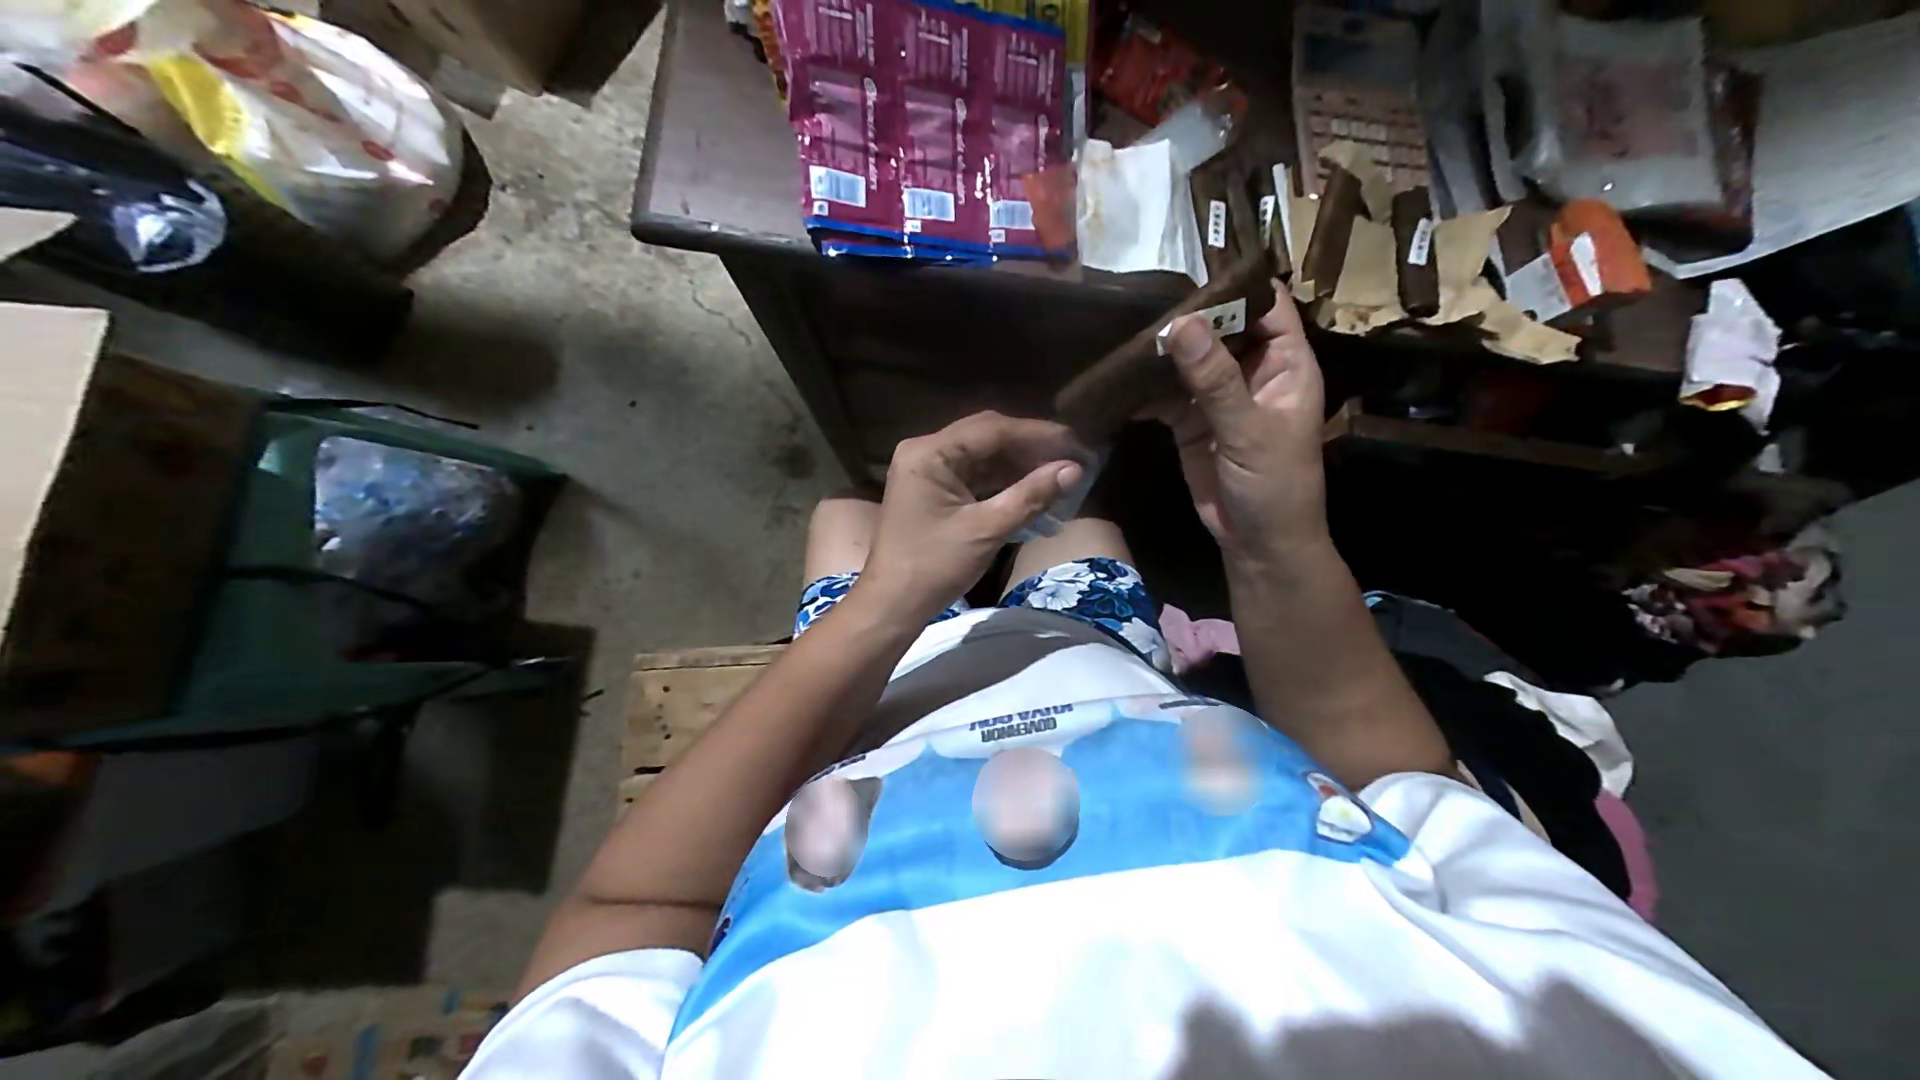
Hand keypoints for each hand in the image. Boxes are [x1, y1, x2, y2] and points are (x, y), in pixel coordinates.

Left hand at [863, 412, 1087, 621]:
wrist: (893, 605)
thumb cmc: (933, 567)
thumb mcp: (986, 530)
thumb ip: (1030, 496)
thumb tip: (1074, 470)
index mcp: (929, 452)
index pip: (993, 430)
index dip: (1040, 436)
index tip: (1078, 447)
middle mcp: (926, 451)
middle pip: (989, 438)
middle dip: (1033, 448)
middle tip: (1075, 460)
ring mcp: (928, 470)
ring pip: (985, 457)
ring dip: (1022, 467)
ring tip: (1062, 477)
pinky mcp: (934, 490)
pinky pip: (976, 476)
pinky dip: (1005, 483)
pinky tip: (1035, 492)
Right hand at [1150, 285, 1328, 568]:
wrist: (1257, 543)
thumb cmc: (1275, 486)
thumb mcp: (1249, 431)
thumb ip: (1216, 380)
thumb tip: (1183, 324)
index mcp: (1284, 364)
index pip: (1266, 307)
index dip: (1234, 288)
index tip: (1189, 275)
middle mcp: (1251, 372)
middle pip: (1219, 329)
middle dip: (1186, 319)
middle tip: (1140, 306)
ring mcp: (1218, 397)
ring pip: (1188, 361)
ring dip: (1160, 354)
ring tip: (1123, 339)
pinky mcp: (1190, 422)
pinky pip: (1166, 395)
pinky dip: (1144, 389)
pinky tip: (1119, 381)